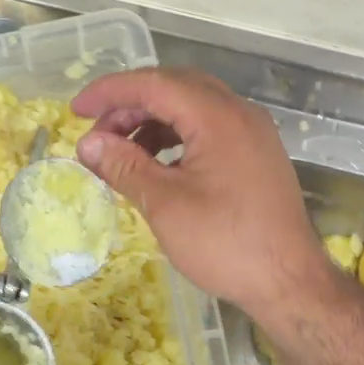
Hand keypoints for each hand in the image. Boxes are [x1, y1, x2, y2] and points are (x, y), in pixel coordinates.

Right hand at [73, 67, 331, 318]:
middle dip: (131, 106)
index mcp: (217, 116)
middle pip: (176, 89)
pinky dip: (177, 142)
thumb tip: (88, 144)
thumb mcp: (166, 206)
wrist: (287, 280)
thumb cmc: (225, 244)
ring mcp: (253, 136)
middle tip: (98, 135)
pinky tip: (159, 170)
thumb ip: (125, 167)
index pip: (154, 84)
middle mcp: (239, 114)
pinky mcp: (257, 159)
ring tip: (123, 157)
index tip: (75, 110)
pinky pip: (210, 134)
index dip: (110, 92)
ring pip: (194, 111)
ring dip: (154, 125)